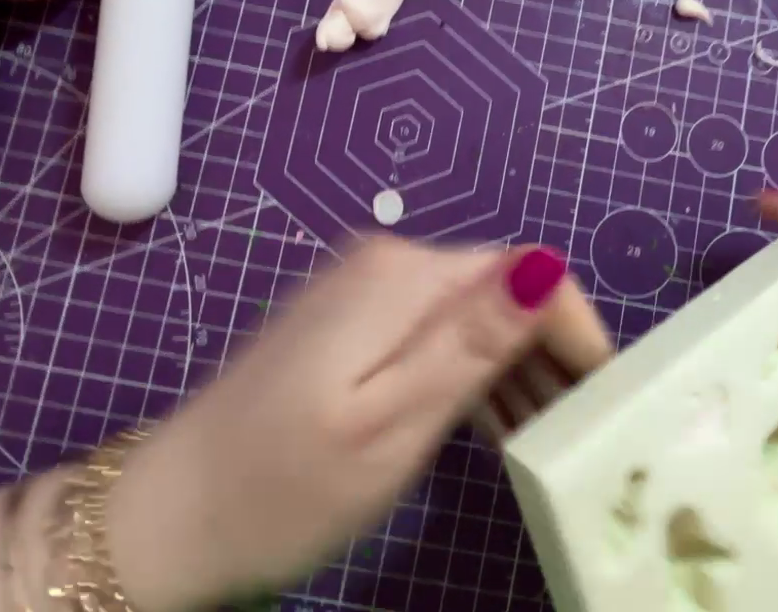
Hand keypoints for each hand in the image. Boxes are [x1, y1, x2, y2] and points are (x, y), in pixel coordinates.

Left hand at [105, 240, 590, 607]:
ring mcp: (367, 292)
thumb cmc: (286, 484)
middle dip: (552, 349)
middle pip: (501, 288)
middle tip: (584, 433)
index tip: (605, 399)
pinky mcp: (354, 325)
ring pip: (473, 313)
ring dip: (519, 366)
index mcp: (403, 277)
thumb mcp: (393, 422)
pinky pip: (438, 333)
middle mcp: (389, 264)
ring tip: (550, 438)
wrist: (171, 512)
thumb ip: (472, 341)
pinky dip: (476, 372)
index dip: (574, 326)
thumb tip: (547, 267)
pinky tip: (496, 422)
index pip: (525, 270)